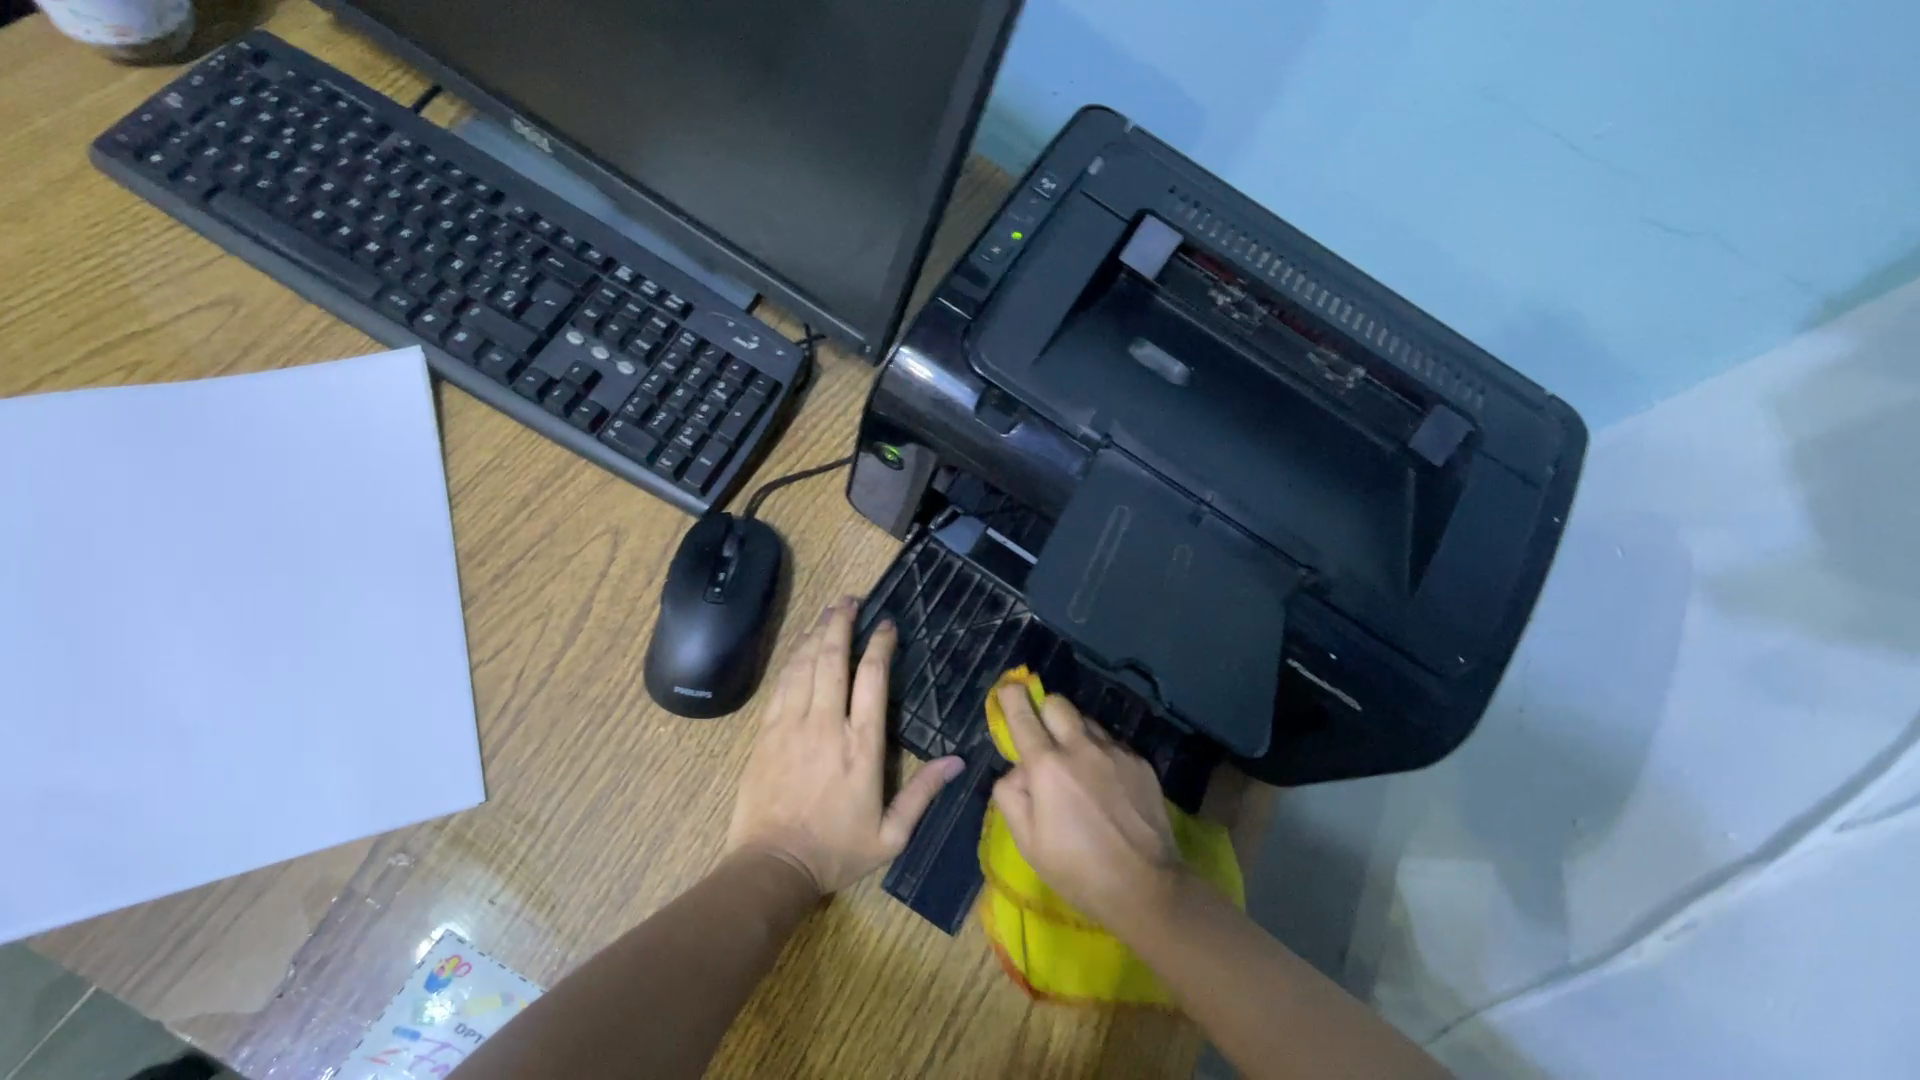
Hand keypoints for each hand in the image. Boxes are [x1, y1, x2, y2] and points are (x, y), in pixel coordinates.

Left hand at [726, 597, 963, 895]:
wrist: (771, 866)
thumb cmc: (835, 851)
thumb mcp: (891, 835)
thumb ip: (923, 794)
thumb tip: (957, 762)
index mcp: (861, 746)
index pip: (872, 679)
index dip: (880, 645)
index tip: (886, 624)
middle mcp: (826, 725)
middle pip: (833, 659)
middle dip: (842, 624)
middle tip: (851, 600)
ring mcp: (792, 726)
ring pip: (804, 665)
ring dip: (817, 634)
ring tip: (828, 611)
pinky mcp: (767, 733)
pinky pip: (781, 684)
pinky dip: (792, 659)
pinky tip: (799, 646)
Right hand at [990, 686, 1184, 932]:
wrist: (1145, 887)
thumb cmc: (1076, 870)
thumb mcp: (1027, 842)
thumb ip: (1011, 796)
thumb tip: (1016, 772)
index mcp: (1047, 767)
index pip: (1023, 716)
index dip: (1011, 697)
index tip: (1008, 689)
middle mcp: (1081, 748)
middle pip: (1057, 703)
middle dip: (1045, 711)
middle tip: (1044, 737)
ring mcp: (1116, 753)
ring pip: (1087, 722)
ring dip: (1074, 734)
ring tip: (1078, 767)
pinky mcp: (1141, 763)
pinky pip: (1112, 745)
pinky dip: (1101, 755)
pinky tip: (1106, 786)